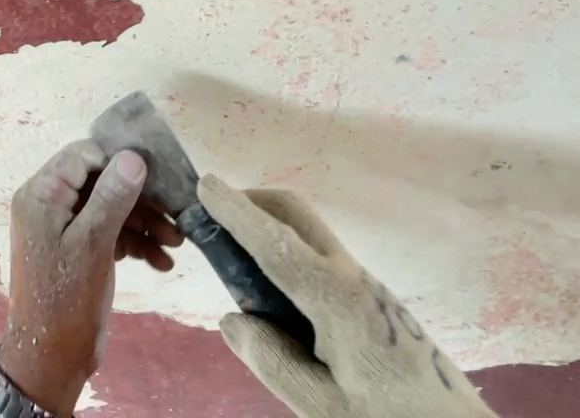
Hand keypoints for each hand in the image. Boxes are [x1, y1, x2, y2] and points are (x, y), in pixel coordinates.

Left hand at [0, 140, 182, 414]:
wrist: (52, 358)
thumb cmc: (66, 297)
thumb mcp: (93, 243)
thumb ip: (112, 197)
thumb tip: (132, 156)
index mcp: (42, 192)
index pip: (83, 155)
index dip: (118, 163)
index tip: (155, 179)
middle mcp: (49, 202)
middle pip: (100, 181)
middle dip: (138, 198)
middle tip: (175, 215)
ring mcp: (63, 225)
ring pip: (109, 207)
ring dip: (143, 223)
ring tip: (176, 244)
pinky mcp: (78, 246)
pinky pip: (108, 231)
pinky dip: (134, 242)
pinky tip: (161, 262)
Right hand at [198, 176, 496, 417]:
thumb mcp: (324, 409)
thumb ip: (272, 361)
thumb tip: (232, 320)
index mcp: (337, 303)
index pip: (275, 243)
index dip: (236, 212)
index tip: (204, 184)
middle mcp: (352, 279)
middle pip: (295, 215)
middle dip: (251, 203)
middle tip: (214, 219)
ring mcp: (367, 285)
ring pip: (307, 234)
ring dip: (267, 228)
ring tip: (237, 266)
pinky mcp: (374, 299)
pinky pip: (319, 257)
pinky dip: (286, 253)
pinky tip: (276, 296)